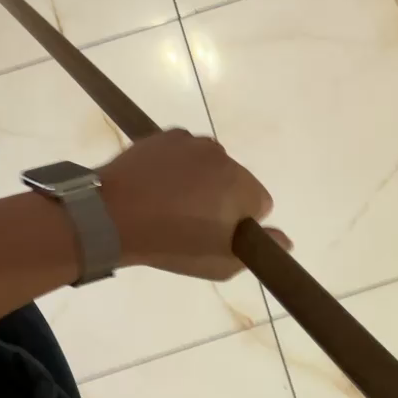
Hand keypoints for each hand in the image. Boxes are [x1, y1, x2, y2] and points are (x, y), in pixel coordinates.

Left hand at [98, 129, 289, 280]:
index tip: (216, 231)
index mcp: (241, 184)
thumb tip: (284, 239)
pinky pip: (180, 150)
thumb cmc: (170, 242)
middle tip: (191, 217)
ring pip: (207, 162)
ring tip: (170, 199)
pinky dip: (175, 162)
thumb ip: (258, 249)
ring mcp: (187, 140)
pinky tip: (157, 181)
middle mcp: (219, 154)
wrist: (113, 213)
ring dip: (199, 176)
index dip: (240, 220)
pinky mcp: (161, 135)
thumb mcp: (221, 262)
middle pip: (233, 178)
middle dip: (221, 195)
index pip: (260, 203)